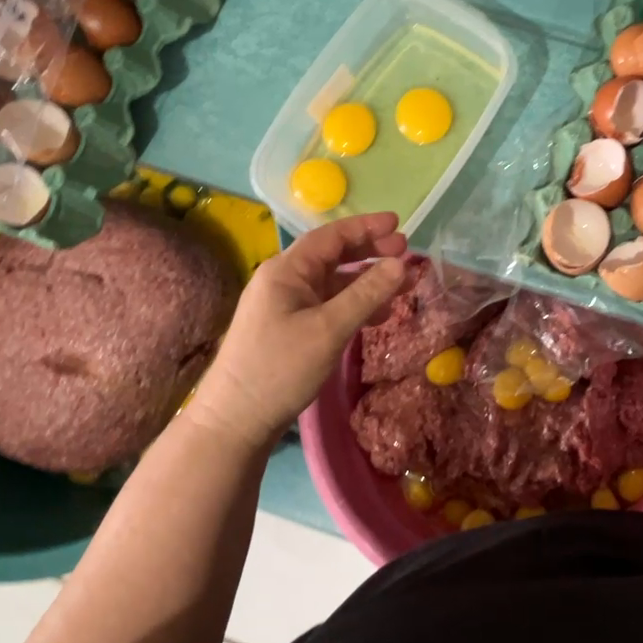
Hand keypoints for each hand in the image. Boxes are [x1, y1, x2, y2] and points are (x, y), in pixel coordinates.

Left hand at [187, 213, 409, 445]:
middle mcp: (284, 281)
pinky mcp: (290, 329)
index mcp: (286, 271)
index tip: (398, 223)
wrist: (236, 419)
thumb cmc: (280, 369)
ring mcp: (285, 305)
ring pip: (333, 283)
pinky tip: (378, 315)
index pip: (330, 237)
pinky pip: (328, 305)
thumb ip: (366, 294)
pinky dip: (355, 305)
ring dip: (367, 281)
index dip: (365, 228)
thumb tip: (401, 264)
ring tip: (402, 284)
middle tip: (406, 251)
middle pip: (333, 256)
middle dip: (370, 251)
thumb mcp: (328, 329)